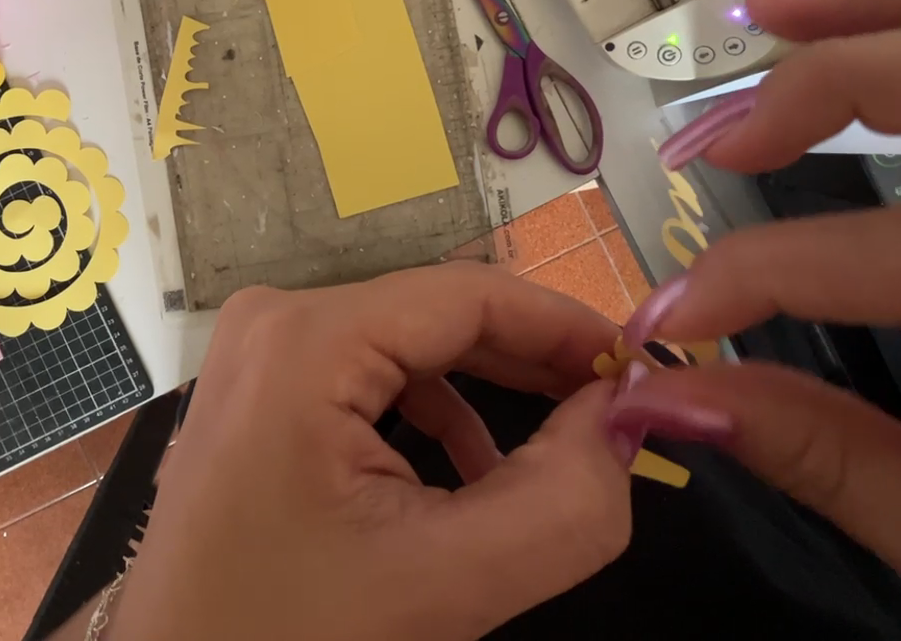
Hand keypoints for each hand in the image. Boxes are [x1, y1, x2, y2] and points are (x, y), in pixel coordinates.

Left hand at [108, 265, 631, 640]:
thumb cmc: (293, 633)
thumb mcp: (442, 581)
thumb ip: (561, 501)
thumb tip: (620, 420)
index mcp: (307, 338)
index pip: (464, 294)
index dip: (562, 324)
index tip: (639, 367)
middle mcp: (275, 316)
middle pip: (432, 315)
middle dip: (529, 359)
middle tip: (615, 406)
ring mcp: (260, 346)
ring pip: (403, 344)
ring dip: (484, 389)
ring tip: (555, 448)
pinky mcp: (261, 381)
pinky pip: (365, 373)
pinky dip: (428, 410)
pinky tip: (471, 469)